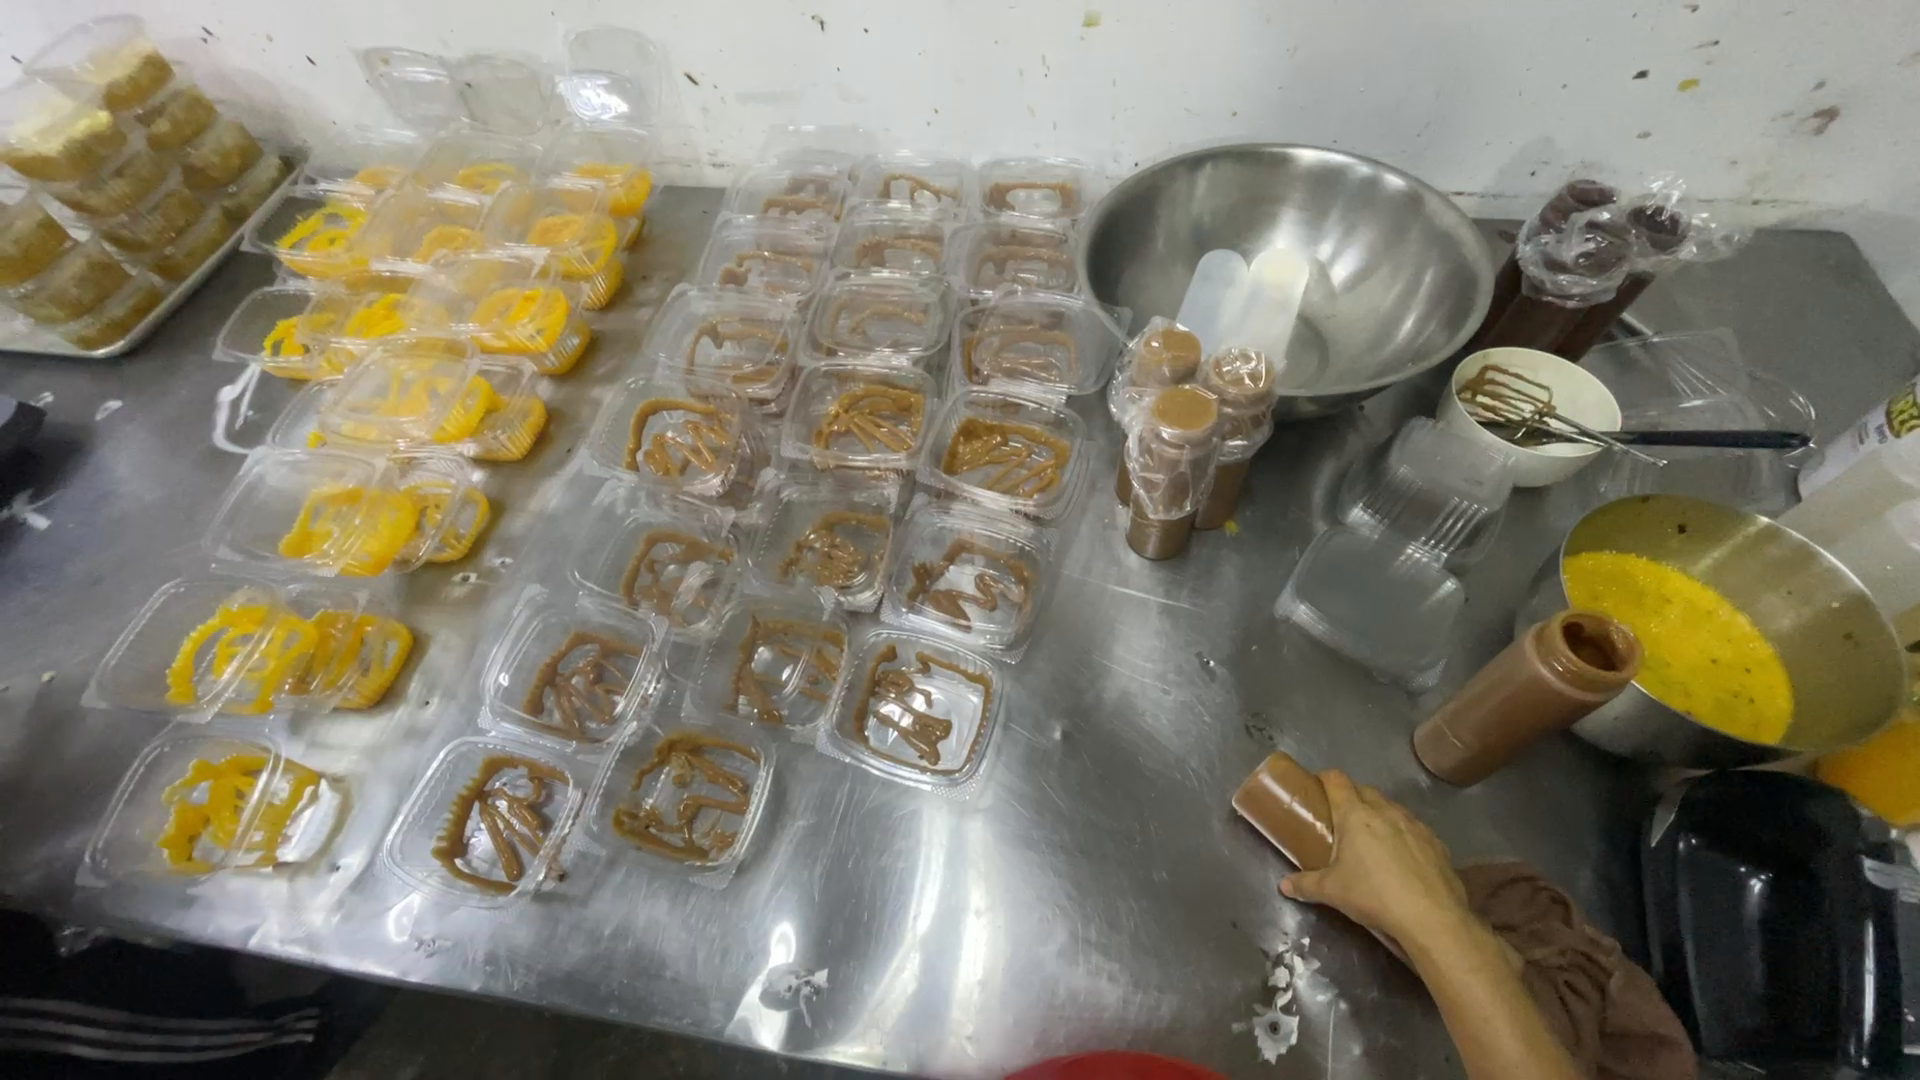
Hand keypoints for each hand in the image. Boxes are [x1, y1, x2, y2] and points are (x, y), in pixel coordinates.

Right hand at [1279, 770, 1472, 944]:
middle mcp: (1385, 811)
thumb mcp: (1332, 892)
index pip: (1336, 780)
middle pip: (1364, 789)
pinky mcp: (1437, 843)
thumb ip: (1305, 885)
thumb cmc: (1374, 896)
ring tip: (1373, 836)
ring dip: (1380, 812)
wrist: (1433, 919)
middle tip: (1341, 817)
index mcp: (1355, 815)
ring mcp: (1415, 825)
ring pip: (1392, 806)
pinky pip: (1415, 827)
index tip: (1318, 789)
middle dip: (1352, 796)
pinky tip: (1403, 856)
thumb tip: (1284, 886)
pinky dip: (1404, 833)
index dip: (1324, 779)